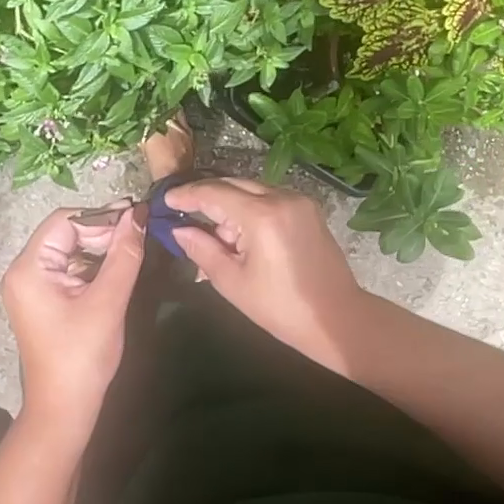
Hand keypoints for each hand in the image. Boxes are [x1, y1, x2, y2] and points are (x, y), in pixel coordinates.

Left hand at [0, 205, 145, 432]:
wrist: (64, 409)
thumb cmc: (82, 356)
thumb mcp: (108, 301)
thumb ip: (123, 254)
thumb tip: (137, 214)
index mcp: (28, 268)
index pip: (65, 221)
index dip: (101, 215)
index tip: (136, 216)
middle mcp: (23, 271)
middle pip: (65, 233)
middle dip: (102, 231)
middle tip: (139, 234)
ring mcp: (30, 286)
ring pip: (69, 250)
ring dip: (100, 248)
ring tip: (133, 249)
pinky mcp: (42, 300)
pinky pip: (68, 269)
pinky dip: (92, 265)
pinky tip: (117, 268)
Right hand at [164, 178, 365, 360]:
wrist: (338, 319)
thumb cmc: (281, 307)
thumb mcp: (232, 282)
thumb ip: (202, 249)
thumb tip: (178, 229)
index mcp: (262, 216)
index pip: (214, 193)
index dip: (187, 195)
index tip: (166, 199)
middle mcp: (282, 198)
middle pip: (233, 184)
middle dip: (206, 196)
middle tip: (182, 211)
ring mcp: (298, 202)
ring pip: (251, 190)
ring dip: (228, 205)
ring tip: (215, 237)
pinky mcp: (308, 210)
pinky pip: (269, 199)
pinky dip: (249, 209)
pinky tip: (239, 236)